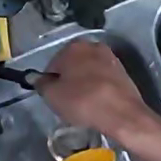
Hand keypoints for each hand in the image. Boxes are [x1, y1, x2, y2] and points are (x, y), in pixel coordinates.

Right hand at [39, 40, 160, 142]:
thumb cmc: (83, 102)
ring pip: (89, 71)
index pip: (53, 64)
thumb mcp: (53, 96)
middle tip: (67, 102)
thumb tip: (37, 78)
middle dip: (69, 80)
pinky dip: (98, 88)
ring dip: (84, 84)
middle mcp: (93, 46)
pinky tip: (98, 103)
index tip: (54, 97)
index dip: (51, 83)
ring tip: (84, 105)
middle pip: (73, 65)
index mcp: (73, 46)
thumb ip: (41, 84)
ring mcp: (111, 57)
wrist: (122, 114)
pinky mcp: (123, 72)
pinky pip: (103, 79)